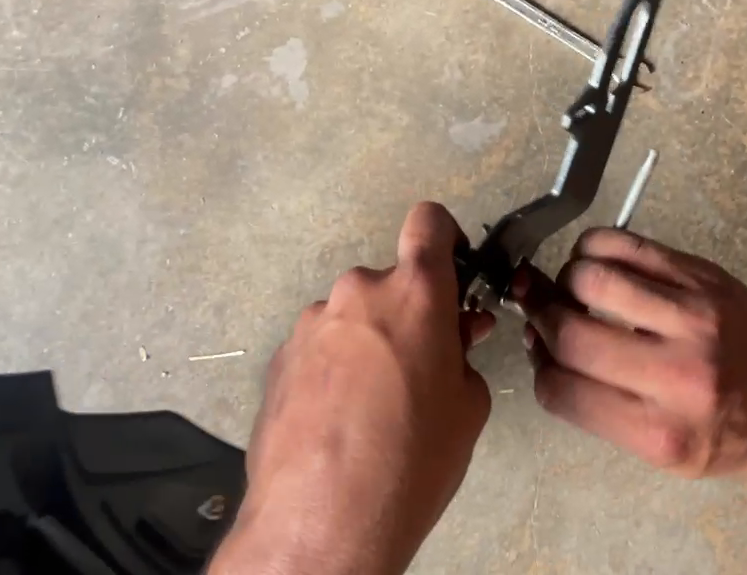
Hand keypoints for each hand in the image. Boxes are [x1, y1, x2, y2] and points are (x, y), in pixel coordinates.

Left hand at [214, 202, 495, 574]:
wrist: (319, 525)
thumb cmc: (413, 458)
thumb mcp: (468, 405)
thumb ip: (464, 352)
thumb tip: (454, 335)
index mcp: (414, 291)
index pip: (429, 221)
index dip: (445, 238)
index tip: (451, 276)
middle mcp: (358, 291)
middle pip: (391, 284)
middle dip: (408, 314)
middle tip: (419, 369)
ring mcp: (311, 323)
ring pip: (354, 317)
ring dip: (368, 342)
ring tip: (372, 407)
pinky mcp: (278, 358)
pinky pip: (321, 347)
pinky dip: (335, 368)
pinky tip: (337, 421)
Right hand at [512, 228, 746, 480]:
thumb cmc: (716, 434)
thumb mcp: (655, 446)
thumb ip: (593, 399)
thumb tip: (537, 337)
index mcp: (660, 432)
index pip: (561, 389)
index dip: (538, 365)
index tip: (539, 349)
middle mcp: (678, 374)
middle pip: (571, 332)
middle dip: (542, 316)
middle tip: (542, 308)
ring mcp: (695, 318)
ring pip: (593, 277)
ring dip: (568, 279)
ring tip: (576, 287)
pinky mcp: (705, 277)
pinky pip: (628, 245)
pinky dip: (596, 248)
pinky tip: (598, 261)